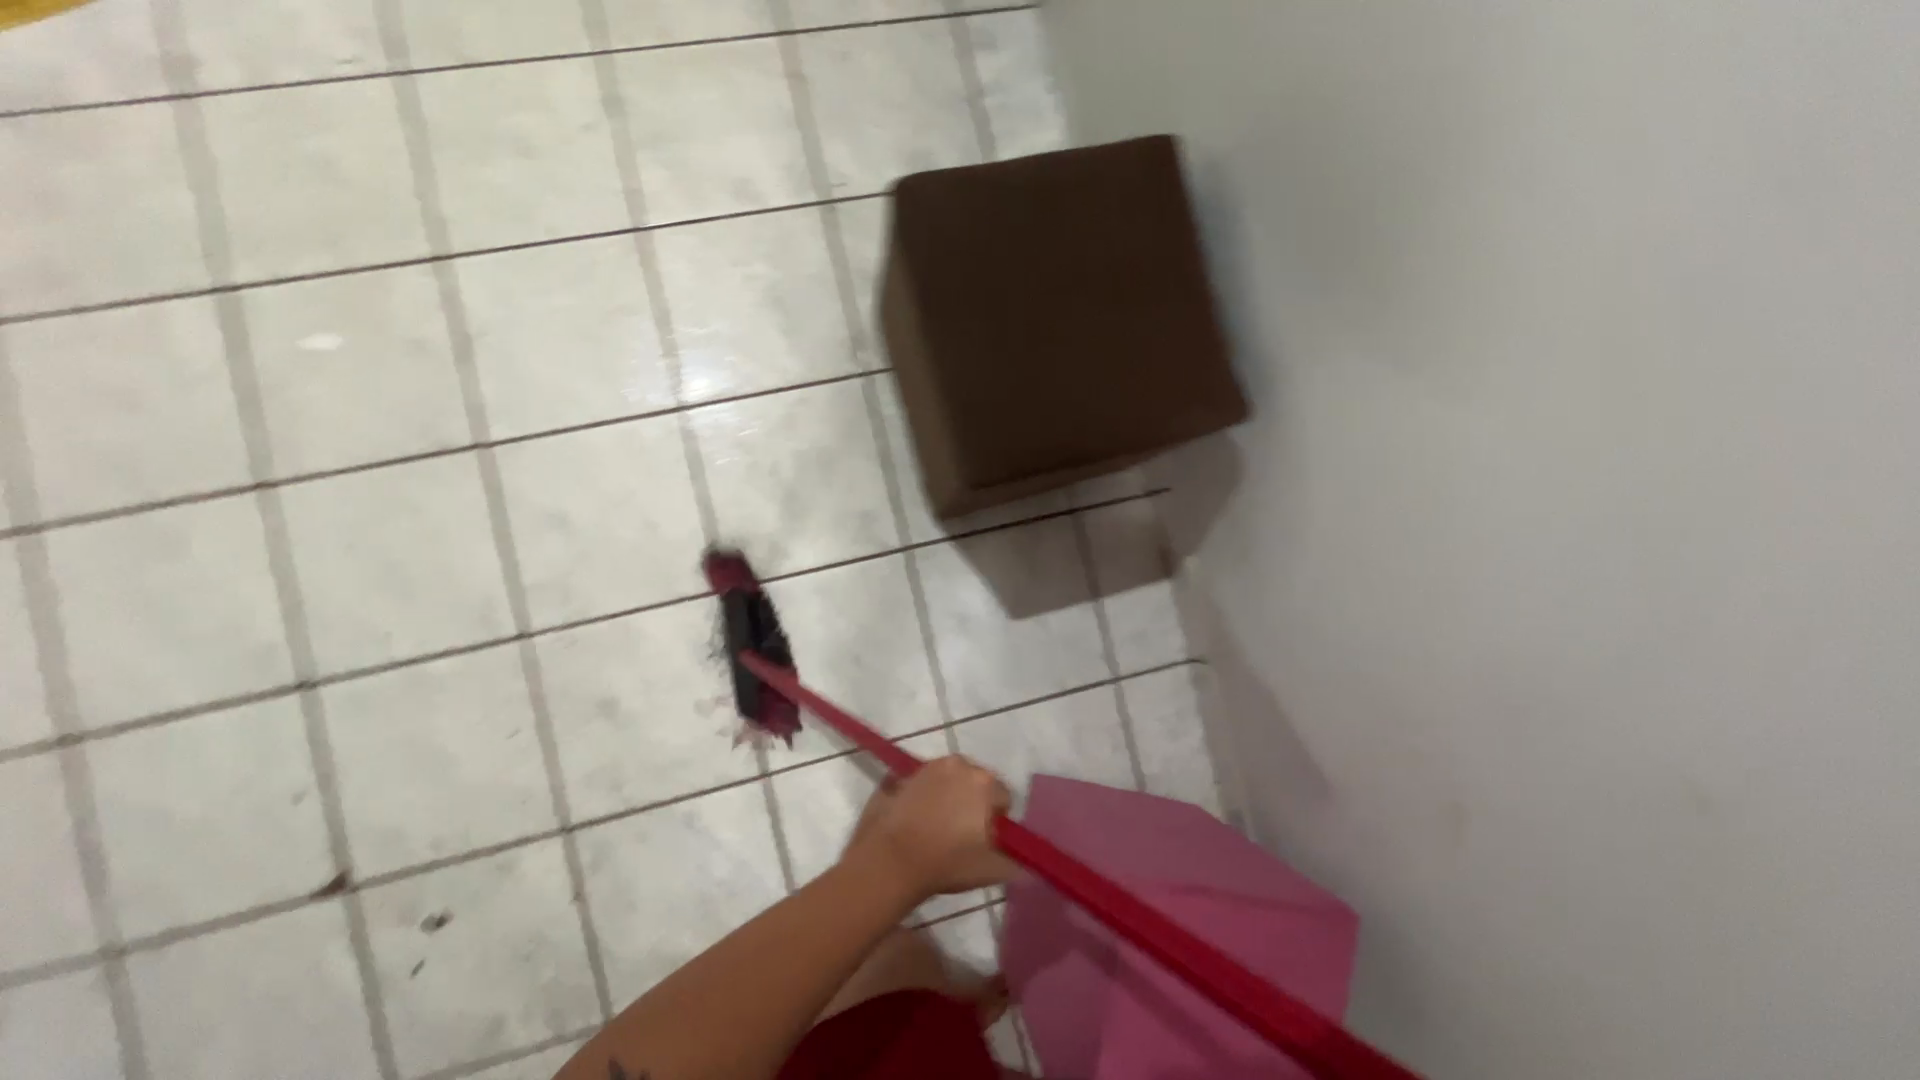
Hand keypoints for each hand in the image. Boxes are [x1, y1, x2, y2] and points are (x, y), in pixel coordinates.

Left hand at [841, 756, 1017, 898]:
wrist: (890, 859)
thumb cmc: (946, 862)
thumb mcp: (990, 871)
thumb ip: (1014, 864)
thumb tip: (1024, 865)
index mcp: (985, 783)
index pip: (1004, 798)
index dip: (996, 821)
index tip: (985, 840)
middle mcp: (959, 765)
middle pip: (976, 783)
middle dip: (974, 803)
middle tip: (963, 834)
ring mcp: (927, 767)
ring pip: (949, 780)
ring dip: (949, 796)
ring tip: (937, 826)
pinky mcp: (902, 775)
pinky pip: (924, 784)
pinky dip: (925, 796)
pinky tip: (917, 820)